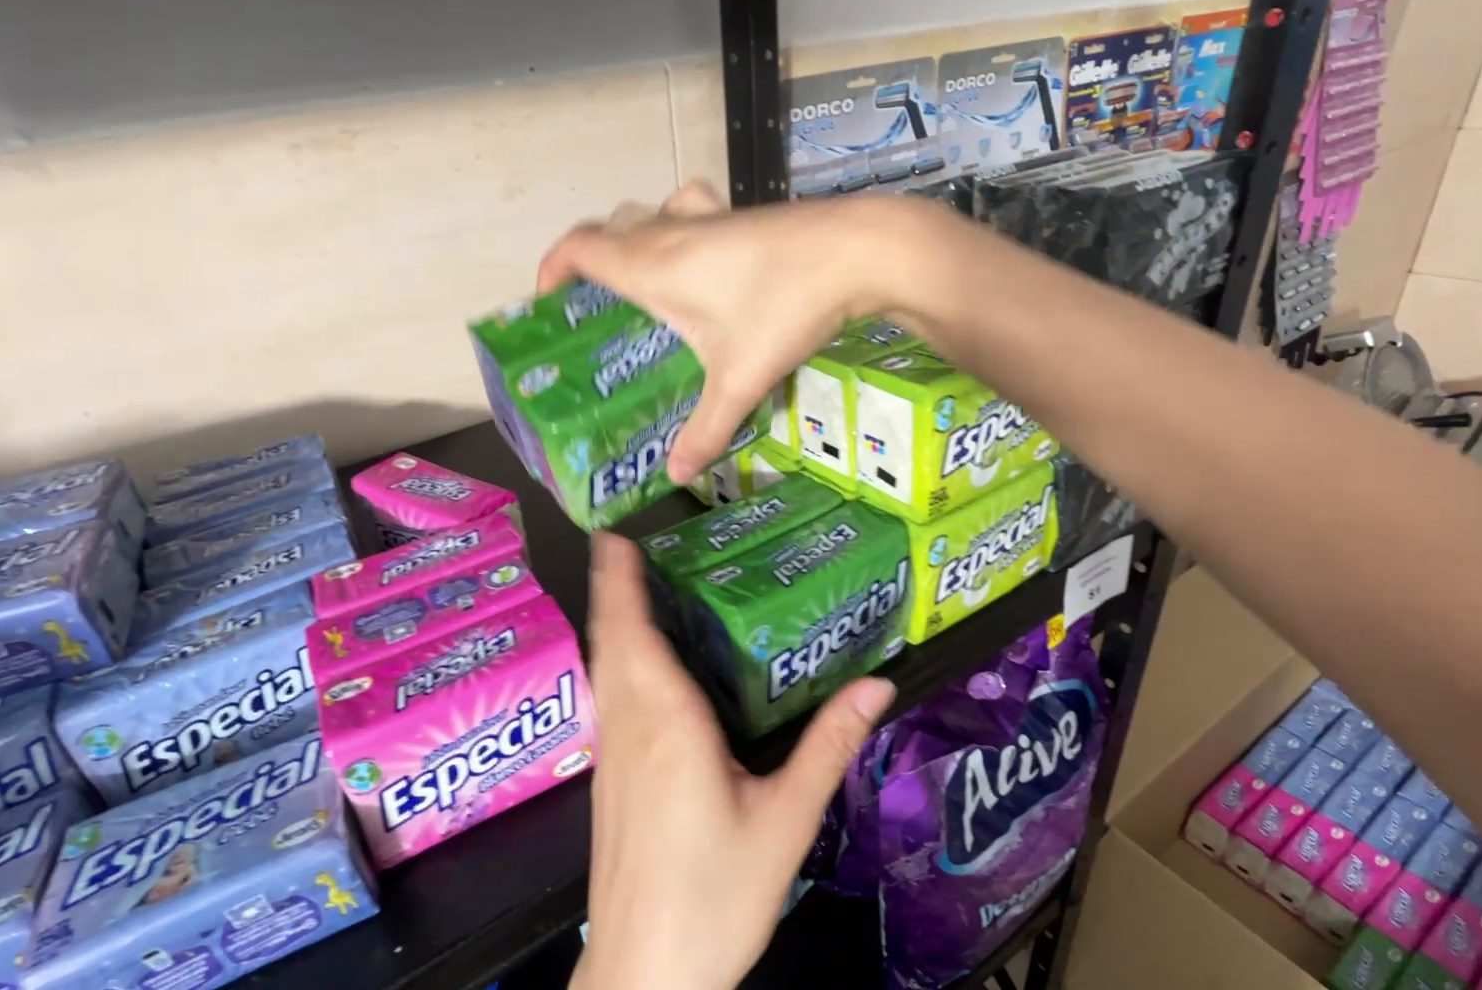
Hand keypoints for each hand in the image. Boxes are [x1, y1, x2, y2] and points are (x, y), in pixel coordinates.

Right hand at [538, 184, 954, 482]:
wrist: (859, 252)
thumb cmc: (783, 310)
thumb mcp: (739, 379)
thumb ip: (705, 430)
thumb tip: (677, 475)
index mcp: (650, 266)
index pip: (578, 247)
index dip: (551, 267)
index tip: (547, 300)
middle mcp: (668, 231)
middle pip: (607, 228)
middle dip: (589, 261)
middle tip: (597, 306)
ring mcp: (708, 217)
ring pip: (648, 212)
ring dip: (633, 237)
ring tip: (643, 281)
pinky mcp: (741, 214)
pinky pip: (689, 210)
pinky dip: (677, 226)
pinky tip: (704, 260)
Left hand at [572, 534, 894, 989]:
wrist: (647, 971)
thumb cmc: (717, 895)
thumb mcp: (786, 821)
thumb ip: (828, 745)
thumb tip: (878, 683)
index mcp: (668, 723)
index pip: (635, 632)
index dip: (621, 581)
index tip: (614, 534)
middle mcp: (628, 726)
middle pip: (610, 640)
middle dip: (612, 589)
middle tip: (627, 546)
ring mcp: (609, 753)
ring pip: (603, 668)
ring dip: (609, 622)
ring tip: (630, 587)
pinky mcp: (607, 778)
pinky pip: (606, 697)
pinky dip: (613, 660)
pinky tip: (637, 666)